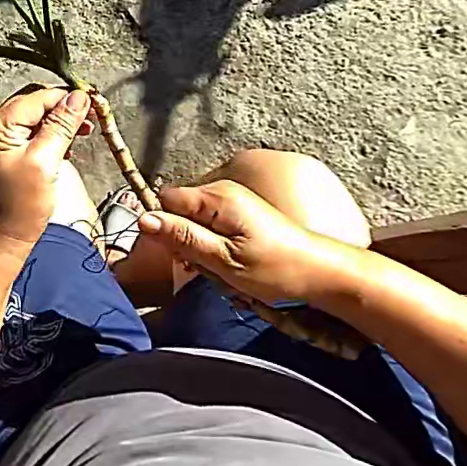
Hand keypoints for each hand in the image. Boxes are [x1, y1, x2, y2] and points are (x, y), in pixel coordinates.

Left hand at [0, 86, 93, 254]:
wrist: (4, 239)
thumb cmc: (21, 207)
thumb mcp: (46, 162)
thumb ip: (61, 126)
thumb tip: (79, 98)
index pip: (36, 97)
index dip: (66, 97)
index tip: (93, 102)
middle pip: (35, 102)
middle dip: (64, 106)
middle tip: (91, 115)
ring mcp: (0, 141)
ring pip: (36, 116)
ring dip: (61, 119)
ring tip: (84, 129)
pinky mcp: (8, 153)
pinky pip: (33, 132)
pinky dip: (52, 132)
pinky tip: (68, 141)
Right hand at [137, 180, 355, 306]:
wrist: (322, 274)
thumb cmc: (277, 270)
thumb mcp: (222, 260)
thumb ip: (182, 237)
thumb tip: (144, 219)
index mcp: (218, 198)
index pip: (166, 201)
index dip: (164, 228)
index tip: (180, 254)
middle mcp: (224, 191)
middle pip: (179, 211)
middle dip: (184, 241)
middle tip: (206, 267)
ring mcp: (234, 202)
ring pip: (194, 222)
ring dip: (201, 249)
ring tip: (224, 269)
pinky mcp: (242, 214)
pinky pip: (211, 227)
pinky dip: (215, 248)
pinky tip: (232, 266)